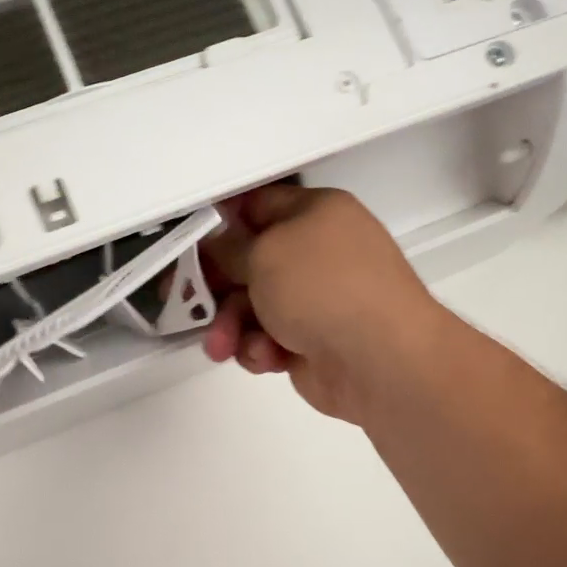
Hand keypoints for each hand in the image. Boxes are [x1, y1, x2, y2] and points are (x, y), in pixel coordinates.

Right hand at [201, 186, 454, 424]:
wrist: (380, 361)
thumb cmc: (324, 288)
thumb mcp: (265, 253)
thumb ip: (231, 247)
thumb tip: (219, 242)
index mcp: (318, 213)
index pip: (259, 205)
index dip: (221, 223)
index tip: (187, 242)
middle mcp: (320, 253)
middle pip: (251, 262)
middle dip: (218, 286)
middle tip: (186, 301)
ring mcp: (319, 300)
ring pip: (254, 307)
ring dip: (232, 325)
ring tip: (222, 345)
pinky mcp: (313, 343)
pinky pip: (269, 340)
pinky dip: (260, 349)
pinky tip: (265, 358)